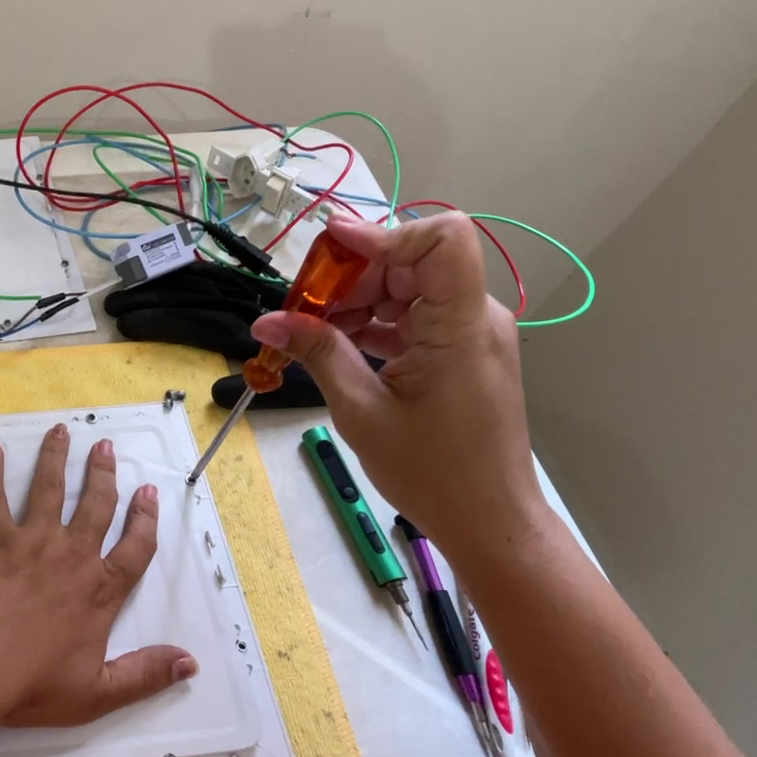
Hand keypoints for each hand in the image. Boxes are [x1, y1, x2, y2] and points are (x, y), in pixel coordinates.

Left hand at [0, 425, 197, 728]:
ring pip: (48, 487)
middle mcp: (71, 555)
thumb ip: (146, 674)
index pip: (134, 549)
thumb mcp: (98, 692)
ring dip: (56, 457)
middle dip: (103, 474)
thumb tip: (191, 663)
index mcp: (99, 591)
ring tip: (61, 432)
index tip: (148, 494)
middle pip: (95, 505)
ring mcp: (32, 541)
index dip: (145, 520)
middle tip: (106, 447)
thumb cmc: (33, 683)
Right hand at [253, 213, 549, 555]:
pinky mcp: (459, 351)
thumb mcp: (360, 411)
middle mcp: (474, 317)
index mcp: (460, 326)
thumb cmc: (431, 472)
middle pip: (411, 261)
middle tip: (301, 308)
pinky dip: (373, 322)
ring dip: (356, 300)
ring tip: (310, 331)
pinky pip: (413, 316)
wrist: (490, 521)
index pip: (441, 240)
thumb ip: (317, 354)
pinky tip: (336, 346)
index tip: (326, 255)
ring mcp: (468, 334)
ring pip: (408, 287)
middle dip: (351, 275)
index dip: (382, 234)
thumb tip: (266, 321)